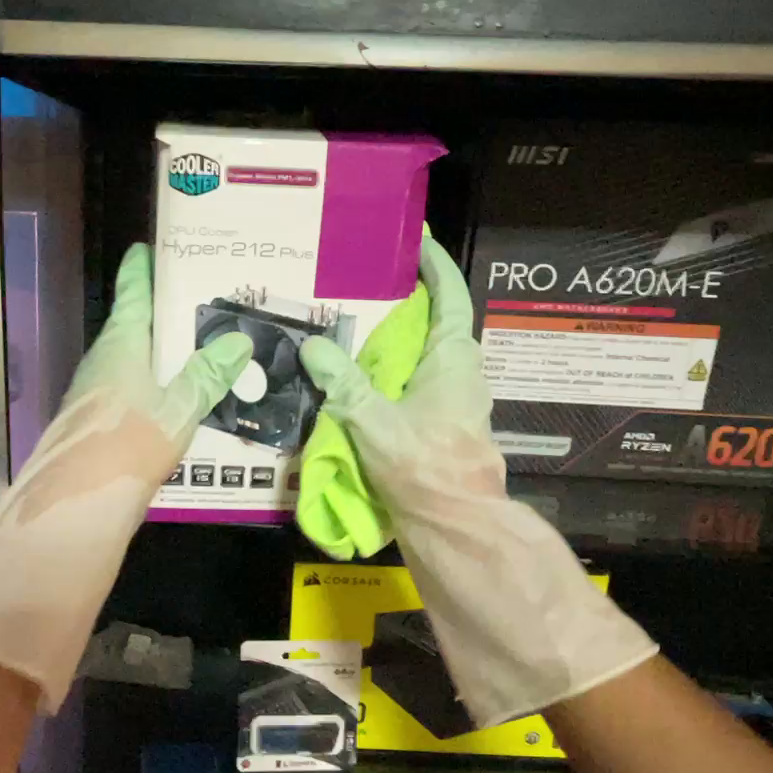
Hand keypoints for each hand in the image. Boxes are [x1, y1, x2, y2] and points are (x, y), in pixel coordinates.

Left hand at [0, 244, 249, 711]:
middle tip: (196, 298)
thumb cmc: (129, 440)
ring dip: (156, 350)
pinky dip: (152, 381)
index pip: (132, 293)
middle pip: (130, 325)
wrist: (77, 503)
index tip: (148, 248)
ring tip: (195, 345)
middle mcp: (103, 360)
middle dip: (158, 311)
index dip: (141, 269)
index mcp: (121, 343)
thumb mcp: (180, 405)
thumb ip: (208, 373)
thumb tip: (239, 338)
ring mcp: (94, 393)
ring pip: (130, 359)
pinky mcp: (95, 423)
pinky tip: (174, 396)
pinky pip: (130, 388)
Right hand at [298, 238, 656, 724]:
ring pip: (427, 356)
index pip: (449, 297)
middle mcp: (460, 373)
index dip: (434, 267)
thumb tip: (313, 345)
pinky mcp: (442, 426)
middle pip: (438, 324)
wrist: (454, 529)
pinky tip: (362, 378)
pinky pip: (417, 383)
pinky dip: (394, 371)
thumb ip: (343, 383)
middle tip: (366, 283)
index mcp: (453, 360)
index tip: (414, 243)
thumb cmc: (425, 469)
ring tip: (356, 325)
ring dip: (400, 338)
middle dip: (408, 301)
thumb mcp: (375, 421)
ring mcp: (455, 401)